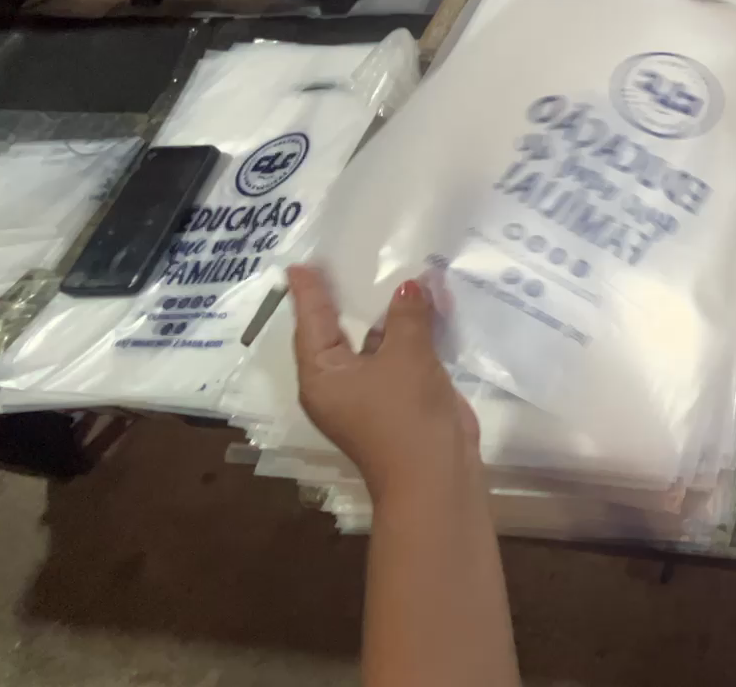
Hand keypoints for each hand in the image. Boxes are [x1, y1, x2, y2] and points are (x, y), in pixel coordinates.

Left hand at [289, 264, 479, 503]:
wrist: (433, 469)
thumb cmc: (404, 411)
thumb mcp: (406, 355)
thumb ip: (407, 316)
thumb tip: (409, 285)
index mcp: (323, 376)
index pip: (312, 324)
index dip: (309, 293)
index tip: (301, 265)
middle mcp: (340, 384)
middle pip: (341, 334)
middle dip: (349, 301)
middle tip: (347, 265)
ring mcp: (371, 393)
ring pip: (376, 345)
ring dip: (390, 316)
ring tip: (400, 279)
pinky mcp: (400, 398)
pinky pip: (400, 356)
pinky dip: (411, 333)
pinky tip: (428, 312)